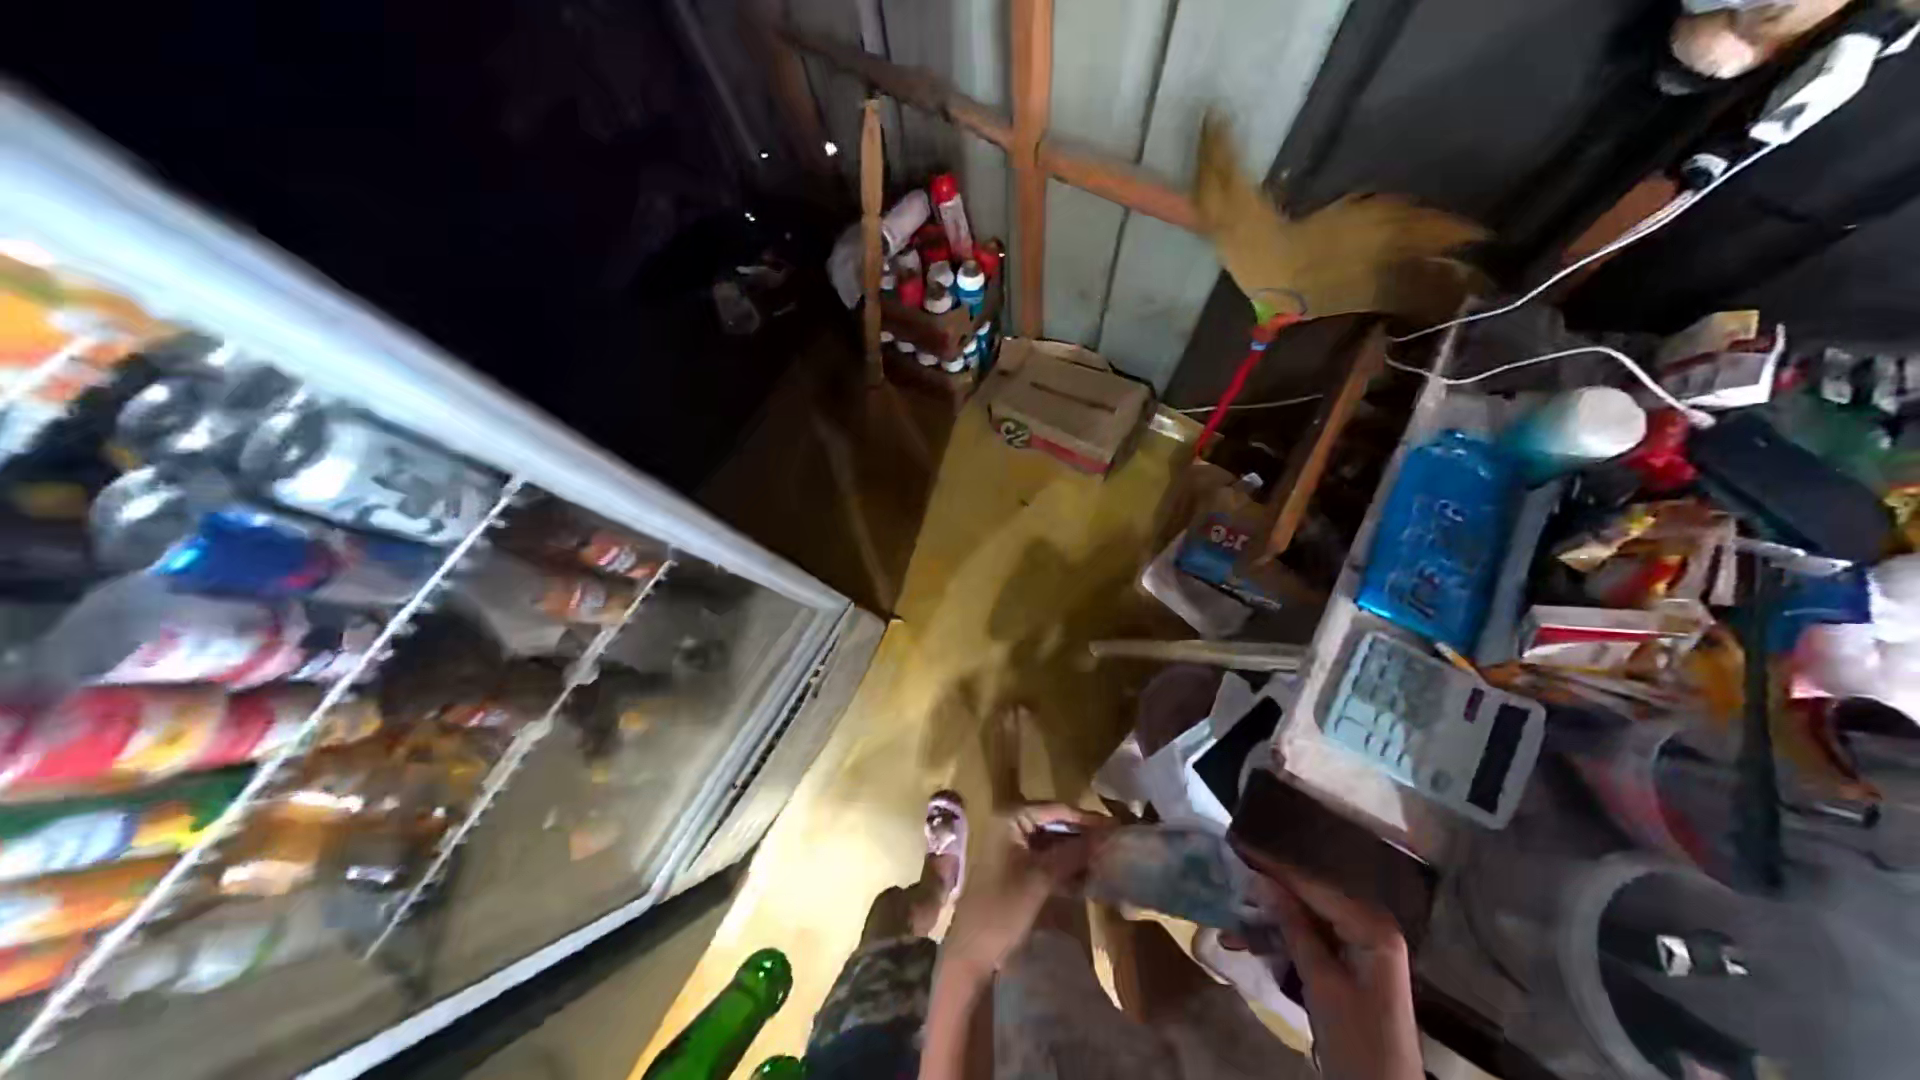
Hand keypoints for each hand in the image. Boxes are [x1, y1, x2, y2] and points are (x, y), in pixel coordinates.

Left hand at [940, 803, 1110, 975]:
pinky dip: (1066, 867)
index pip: (1056, 809)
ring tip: (1108, 861)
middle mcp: (1009, 825)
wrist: (973, 950)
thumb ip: (1075, 852)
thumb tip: (1108, 835)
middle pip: (1055, 823)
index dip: (1087, 818)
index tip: (1117, 826)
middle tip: (1116, 844)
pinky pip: (1045, 860)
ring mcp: (1011, 847)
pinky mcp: (1015, 868)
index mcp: (1010, 817)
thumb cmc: (1004, 908)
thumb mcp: (1042, 877)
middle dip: (1083, 836)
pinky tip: (1089, 878)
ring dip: (1077, 853)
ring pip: (1052, 843)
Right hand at [1244, 864, 1423, 1079]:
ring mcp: (1357, 948)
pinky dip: (1278, 943)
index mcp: (1371, 926)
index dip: (1274, 866)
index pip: (1314, 884)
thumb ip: (1293, 927)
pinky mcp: (1345, 968)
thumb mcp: (1321, 982)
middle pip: (1307, 899)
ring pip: (1302, 921)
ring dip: (1266, 925)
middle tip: (1227, 882)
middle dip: (1266, 895)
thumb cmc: (1359, 1041)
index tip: (1239, 845)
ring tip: (1228, 928)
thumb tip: (1261, 881)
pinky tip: (1244, 944)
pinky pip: (1306, 942)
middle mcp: (1367, 927)